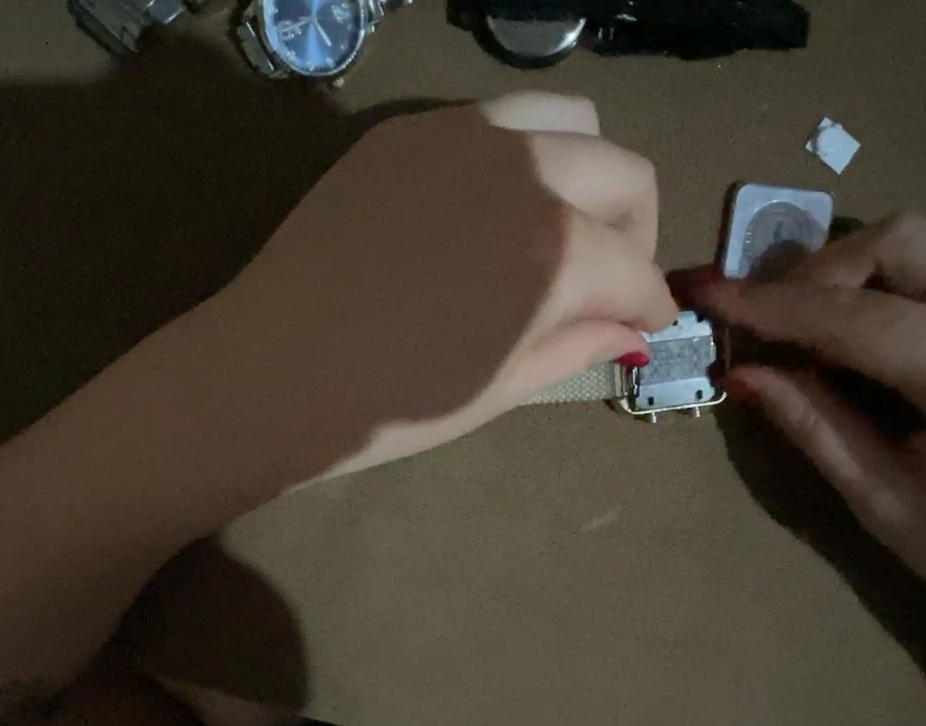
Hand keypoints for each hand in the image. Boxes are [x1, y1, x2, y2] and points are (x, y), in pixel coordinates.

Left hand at [202, 92, 676, 480]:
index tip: (644, 326)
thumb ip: (576, 346)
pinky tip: (487, 213)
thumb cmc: (395, 405)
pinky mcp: (406, 133)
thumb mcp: (501, 389)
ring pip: (567, 121)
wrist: (276, 372)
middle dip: (635, 232)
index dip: (649, 307)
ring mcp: (462, 137)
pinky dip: (516, 160)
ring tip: (558, 228)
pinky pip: (491, 123)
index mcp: (559, 250)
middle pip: (623, 173)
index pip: (636, 271)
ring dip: (585, 174)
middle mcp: (526, 170)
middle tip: (608, 280)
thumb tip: (630, 332)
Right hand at [690, 214, 925, 666]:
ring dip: (868, 272)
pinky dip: (914, 287)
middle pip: (910, 241)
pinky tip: (890, 340)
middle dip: (823, 270)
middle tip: (775, 318)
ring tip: (823, 330)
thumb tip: (744, 371)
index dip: (774, 304)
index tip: (711, 293)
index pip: (860, 316)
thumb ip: (813, 424)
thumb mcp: (884, 501)